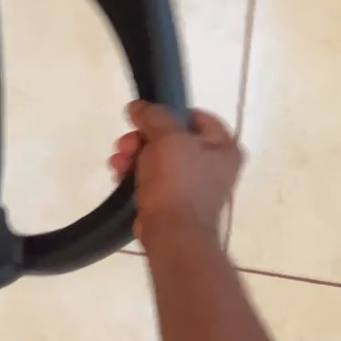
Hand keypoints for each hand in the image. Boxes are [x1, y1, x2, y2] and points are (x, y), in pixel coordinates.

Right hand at [108, 101, 241, 242]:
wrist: (172, 233)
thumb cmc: (177, 182)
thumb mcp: (167, 139)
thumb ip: (154, 116)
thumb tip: (137, 107)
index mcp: (223, 147)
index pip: (195, 116)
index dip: (167, 113)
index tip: (143, 119)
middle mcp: (212, 163)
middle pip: (170, 136)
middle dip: (141, 138)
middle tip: (125, 145)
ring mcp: (192, 183)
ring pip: (155, 156)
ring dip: (132, 155)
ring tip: (118, 163)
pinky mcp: (172, 198)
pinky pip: (150, 176)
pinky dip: (133, 172)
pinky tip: (119, 174)